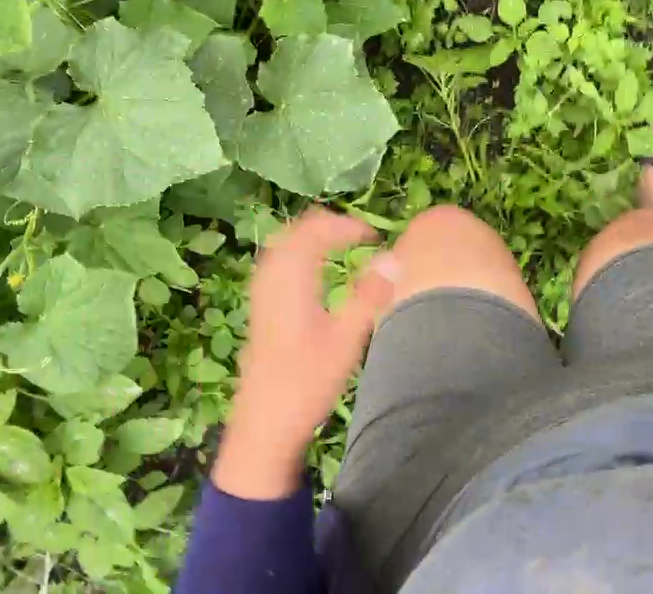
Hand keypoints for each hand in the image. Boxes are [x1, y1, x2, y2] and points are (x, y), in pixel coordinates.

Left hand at [212, 208, 403, 499]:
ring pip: (282, 246)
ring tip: (339, 244)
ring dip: (310, 238)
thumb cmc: (306, 385)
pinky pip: (276, 263)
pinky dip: (297, 254)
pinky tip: (312, 272)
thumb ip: (368, 296)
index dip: (345, 225)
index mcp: (291, 281)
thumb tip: (393, 258)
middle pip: (295, 232)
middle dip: (327, 225)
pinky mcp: (259, 311)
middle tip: (358, 234)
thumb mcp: (345, 341)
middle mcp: (271, 281)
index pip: (315, 232)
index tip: (373, 234)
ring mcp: (261, 296)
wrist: (262, 427)